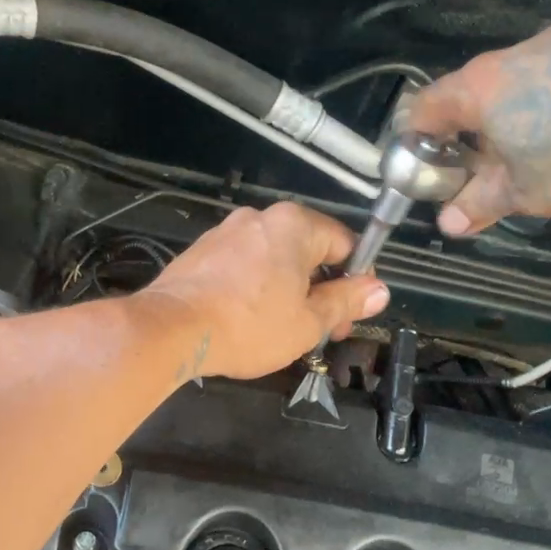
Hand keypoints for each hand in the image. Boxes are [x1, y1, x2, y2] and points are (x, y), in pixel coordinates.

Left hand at [139, 202, 388, 380]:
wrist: (171, 330)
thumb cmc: (248, 326)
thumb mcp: (308, 322)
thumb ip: (345, 302)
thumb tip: (379, 290)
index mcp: (294, 225)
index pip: (345, 244)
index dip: (356, 281)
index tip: (350, 315)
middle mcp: (259, 218)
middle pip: (307, 251)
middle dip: (319, 290)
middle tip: (320, 331)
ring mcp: (225, 233)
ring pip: (272, 260)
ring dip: (286, 291)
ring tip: (282, 331)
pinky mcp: (199, 254)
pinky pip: (241, 268)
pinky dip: (253, 290)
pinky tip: (247, 322)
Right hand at [407, 0, 550, 235]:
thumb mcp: (531, 192)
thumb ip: (485, 202)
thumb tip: (451, 219)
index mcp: (484, 89)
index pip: (424, 110)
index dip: (415, 145)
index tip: (427, 177)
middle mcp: (523, 52)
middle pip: (485, 99)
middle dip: (486, 143)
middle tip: (503, 185)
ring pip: (540, 88)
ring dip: (540, 126)